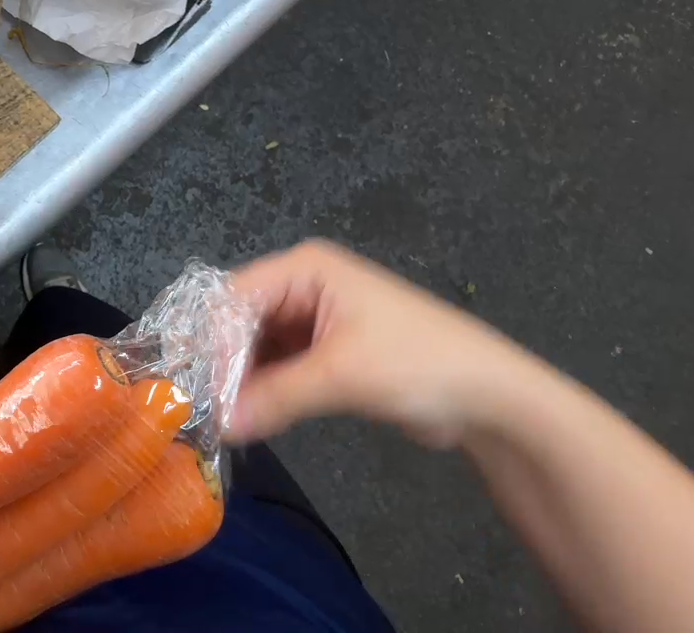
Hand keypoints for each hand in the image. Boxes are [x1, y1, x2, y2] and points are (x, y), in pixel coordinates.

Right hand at [227, 239, 548, 447]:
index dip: (212, 337)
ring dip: (239, 378)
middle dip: (221, 360)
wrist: (496, 400)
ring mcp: (311, 319)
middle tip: (198, 403)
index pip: (235, 295)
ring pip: (255, 345)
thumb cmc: (419, 364)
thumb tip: (220, 425)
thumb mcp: (343, 375)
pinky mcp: (322, 352)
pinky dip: (261, 388)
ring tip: (217, 414)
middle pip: (240, 319)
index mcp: (304, 269)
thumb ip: (276, 396)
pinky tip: (244, 415)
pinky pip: (277, 365)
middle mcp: (301, 287)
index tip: (197, 384)